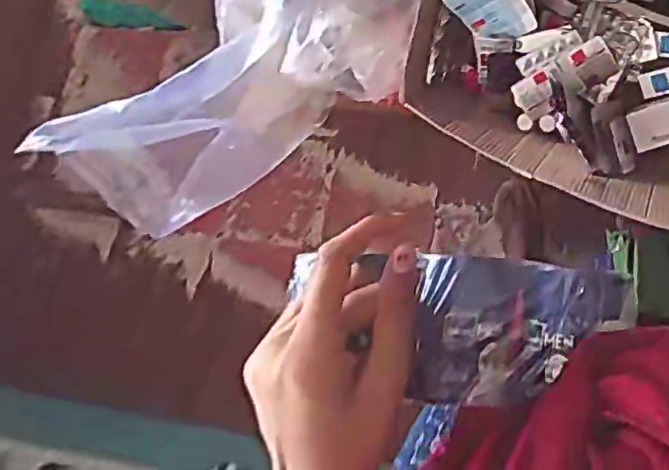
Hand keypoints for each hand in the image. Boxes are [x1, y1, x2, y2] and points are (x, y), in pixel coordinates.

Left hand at [244, 213, 423, 469]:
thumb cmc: (357, 445)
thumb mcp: (389, 379)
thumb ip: (398, 313)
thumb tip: (406, 253)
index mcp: (304, 351)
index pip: (332, 264)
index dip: (368, 231)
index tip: (403, 222)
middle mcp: (273, 345)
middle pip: (335, 287)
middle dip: (377, 292)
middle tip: (407, 319)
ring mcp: (262, 355)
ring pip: (323, 301)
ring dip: (358, 308)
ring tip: (380, 344)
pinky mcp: (261, 363)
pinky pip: (308, 319)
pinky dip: (338, 322)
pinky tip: (355, 351)